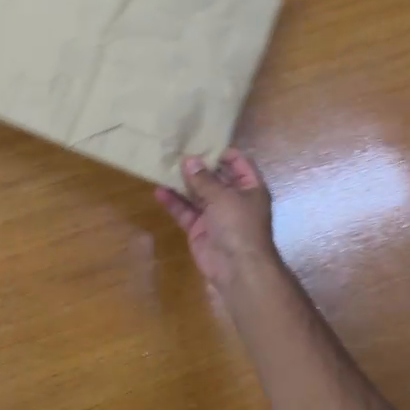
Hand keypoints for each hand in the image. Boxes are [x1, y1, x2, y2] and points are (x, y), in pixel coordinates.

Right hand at [156, 148, 281, 289]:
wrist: (237, 268)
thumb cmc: (239, 225)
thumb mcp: (223, 196)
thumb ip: (204, 179)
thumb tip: (189, 160)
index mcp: (250, 188)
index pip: (238, 162)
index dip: (222, 152)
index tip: (200, 141)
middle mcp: (234, 199)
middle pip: (215, 177)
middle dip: (197, 166)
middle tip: (176, 149)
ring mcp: (216, 215)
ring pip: (197, 194)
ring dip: (182, 182)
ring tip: (164, 166)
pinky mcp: (200, 229)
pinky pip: (186, 211)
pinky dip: (174, 202)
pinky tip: (159, 190)